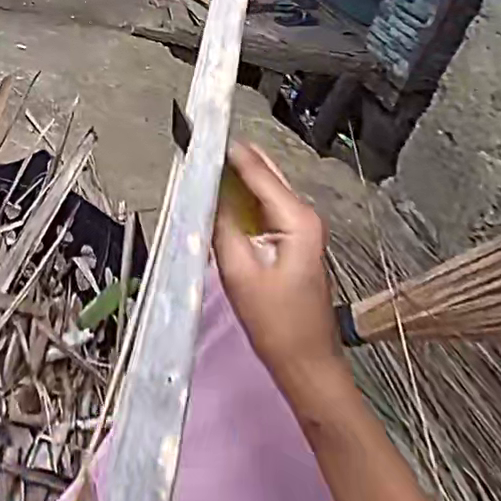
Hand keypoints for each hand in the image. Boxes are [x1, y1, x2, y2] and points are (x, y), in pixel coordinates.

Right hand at [213, 142, 350, 402]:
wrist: (306, 365)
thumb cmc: (276, 324)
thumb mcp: (238, 270)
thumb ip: (221, 222)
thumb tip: (204, 187)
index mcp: (297, 218)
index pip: (256, 169)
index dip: (225, 151)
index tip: (197, 135)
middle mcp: (304, 215)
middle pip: (262, 171)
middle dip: (228, 161)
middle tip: (193, 152)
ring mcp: (301, 227)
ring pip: (261, 187)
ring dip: (232, 179)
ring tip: (199, 170)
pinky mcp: (292, 239)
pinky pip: (262, 206)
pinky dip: (240, 199)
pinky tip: (217, 198)